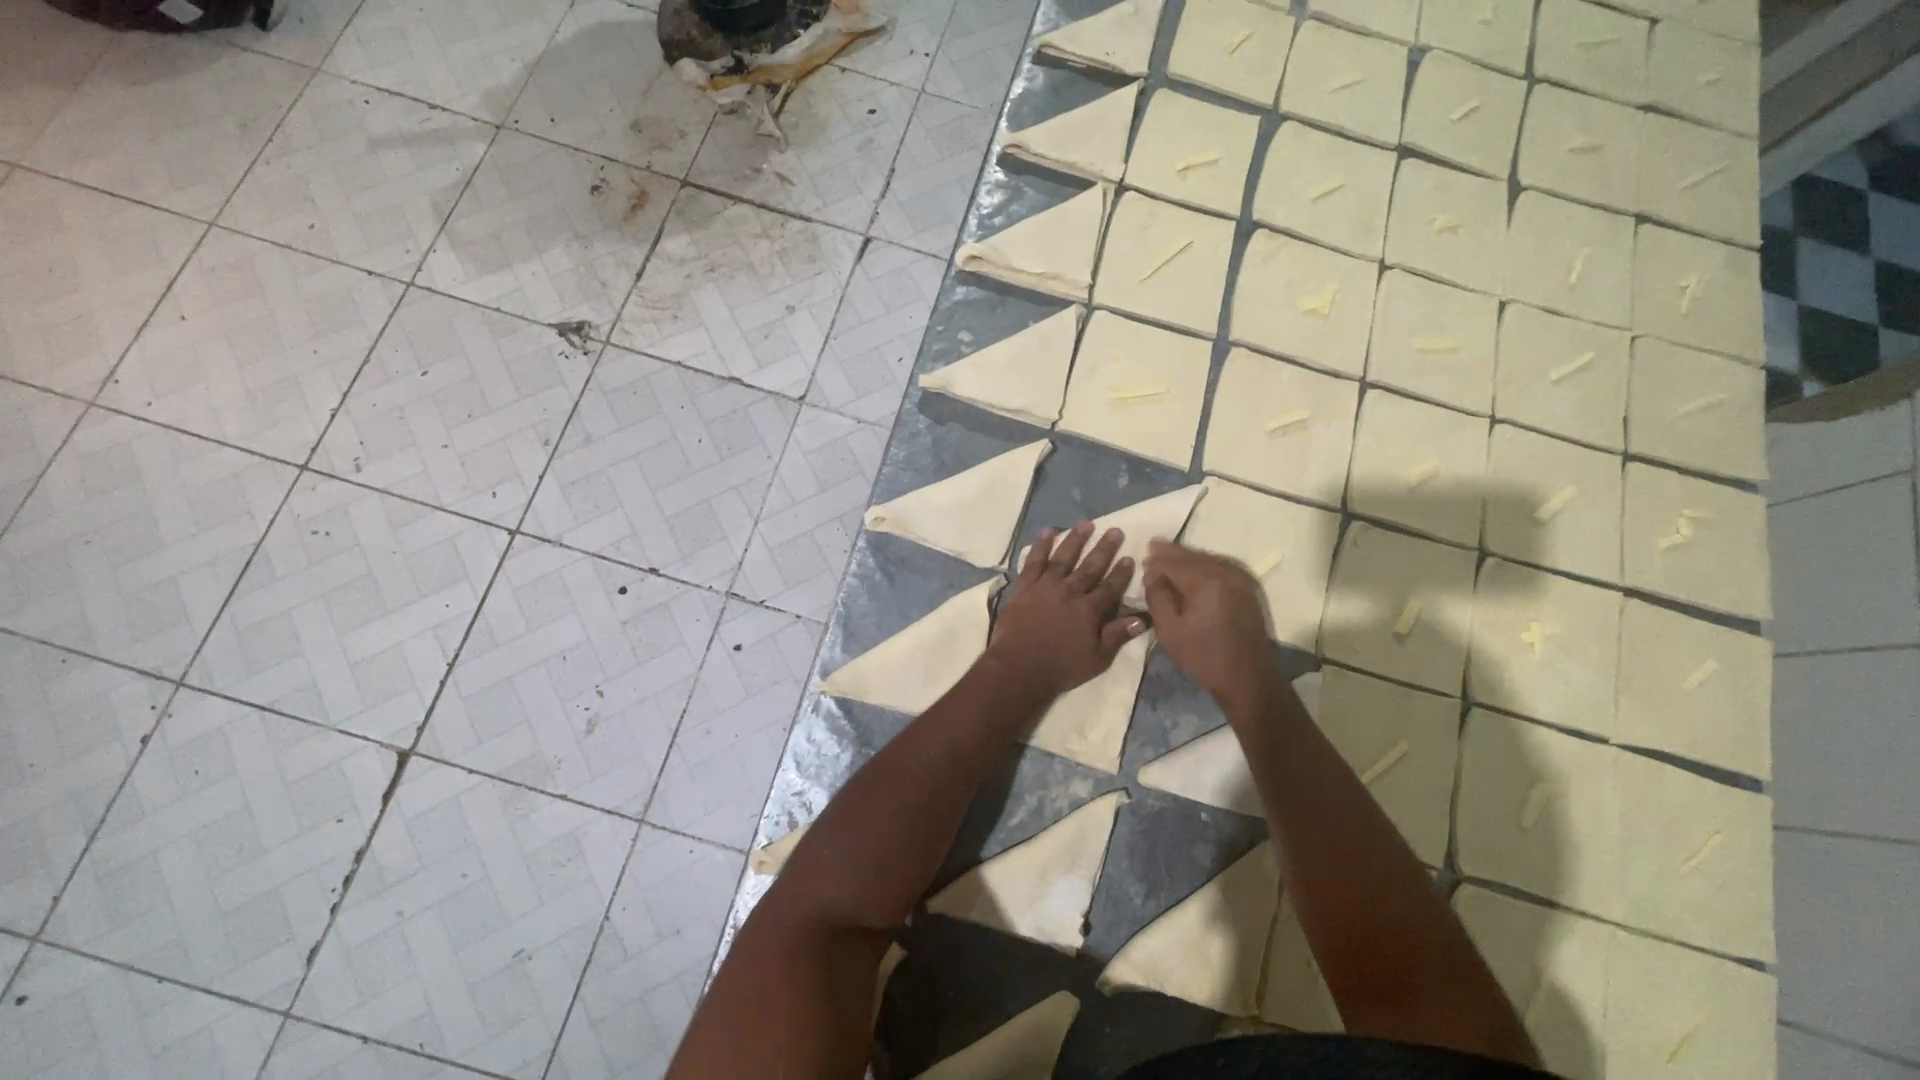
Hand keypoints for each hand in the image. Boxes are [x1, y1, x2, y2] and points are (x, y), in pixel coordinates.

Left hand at [986, 522, 1146, 698]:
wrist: (1018, 667)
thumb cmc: (1060, 667)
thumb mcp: (1097, 658)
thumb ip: (1117, 636)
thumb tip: (1143, 619)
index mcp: (1089, 610)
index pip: (1110, 587)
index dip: (1121, 573)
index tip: (1130, 557)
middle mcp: (1070, 592)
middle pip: (1090, 566)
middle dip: (1104, 548)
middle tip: (1115, 530)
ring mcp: (1045, 587)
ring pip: (1063, 557)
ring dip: (1075, 540)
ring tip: (1085, 524)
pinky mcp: (1024, 587)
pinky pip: (1033, 562)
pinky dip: (1040, 546)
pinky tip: (1047, 532)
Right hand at [1142, 541, 1273, 707]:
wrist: (1248, 678)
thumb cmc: (1204, 657)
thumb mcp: (1169, 630)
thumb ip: (1157, 597)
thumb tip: (1152, 574)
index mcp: (1206, 582)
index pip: (1174, 561)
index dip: (1155, 560)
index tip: (1141, 562)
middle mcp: (1226, 572)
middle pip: (1192, 556)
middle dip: (1171, 553)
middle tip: (1152, 549)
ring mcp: (1241, 578)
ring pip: (1208, 559)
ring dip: (1188, 558)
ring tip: (1169, 560)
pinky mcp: (1248, 588)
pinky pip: (1221, 567)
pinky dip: (1204, 565)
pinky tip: (1193, 572)